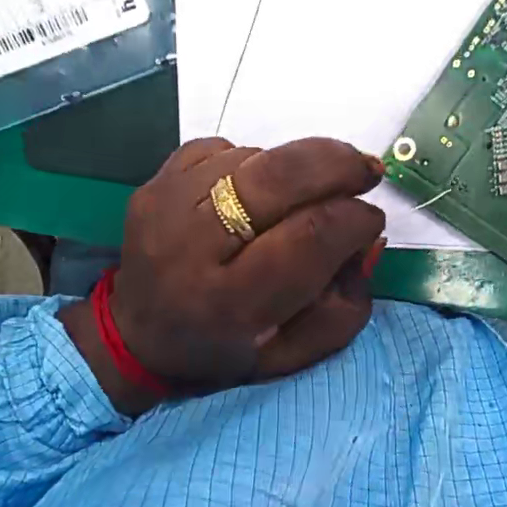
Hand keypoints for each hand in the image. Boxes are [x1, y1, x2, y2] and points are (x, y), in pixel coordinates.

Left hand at [60, 137, 386, 414]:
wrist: (136, 335)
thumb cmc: (219, 352)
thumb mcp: (287, 356)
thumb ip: (339, 311)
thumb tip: (369, 241)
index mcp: (227, 304)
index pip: (307, 238)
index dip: (353, 220)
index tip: (371, 221)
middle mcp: (190, 248)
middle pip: (277, 178)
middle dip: (336, 165)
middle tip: (366, 172)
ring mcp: (164, 207)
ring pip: (252, 158)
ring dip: (295, 166)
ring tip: (307, 192)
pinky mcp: (152, 183)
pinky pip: (221, 149)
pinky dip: (253, 161)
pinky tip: (255, 192)